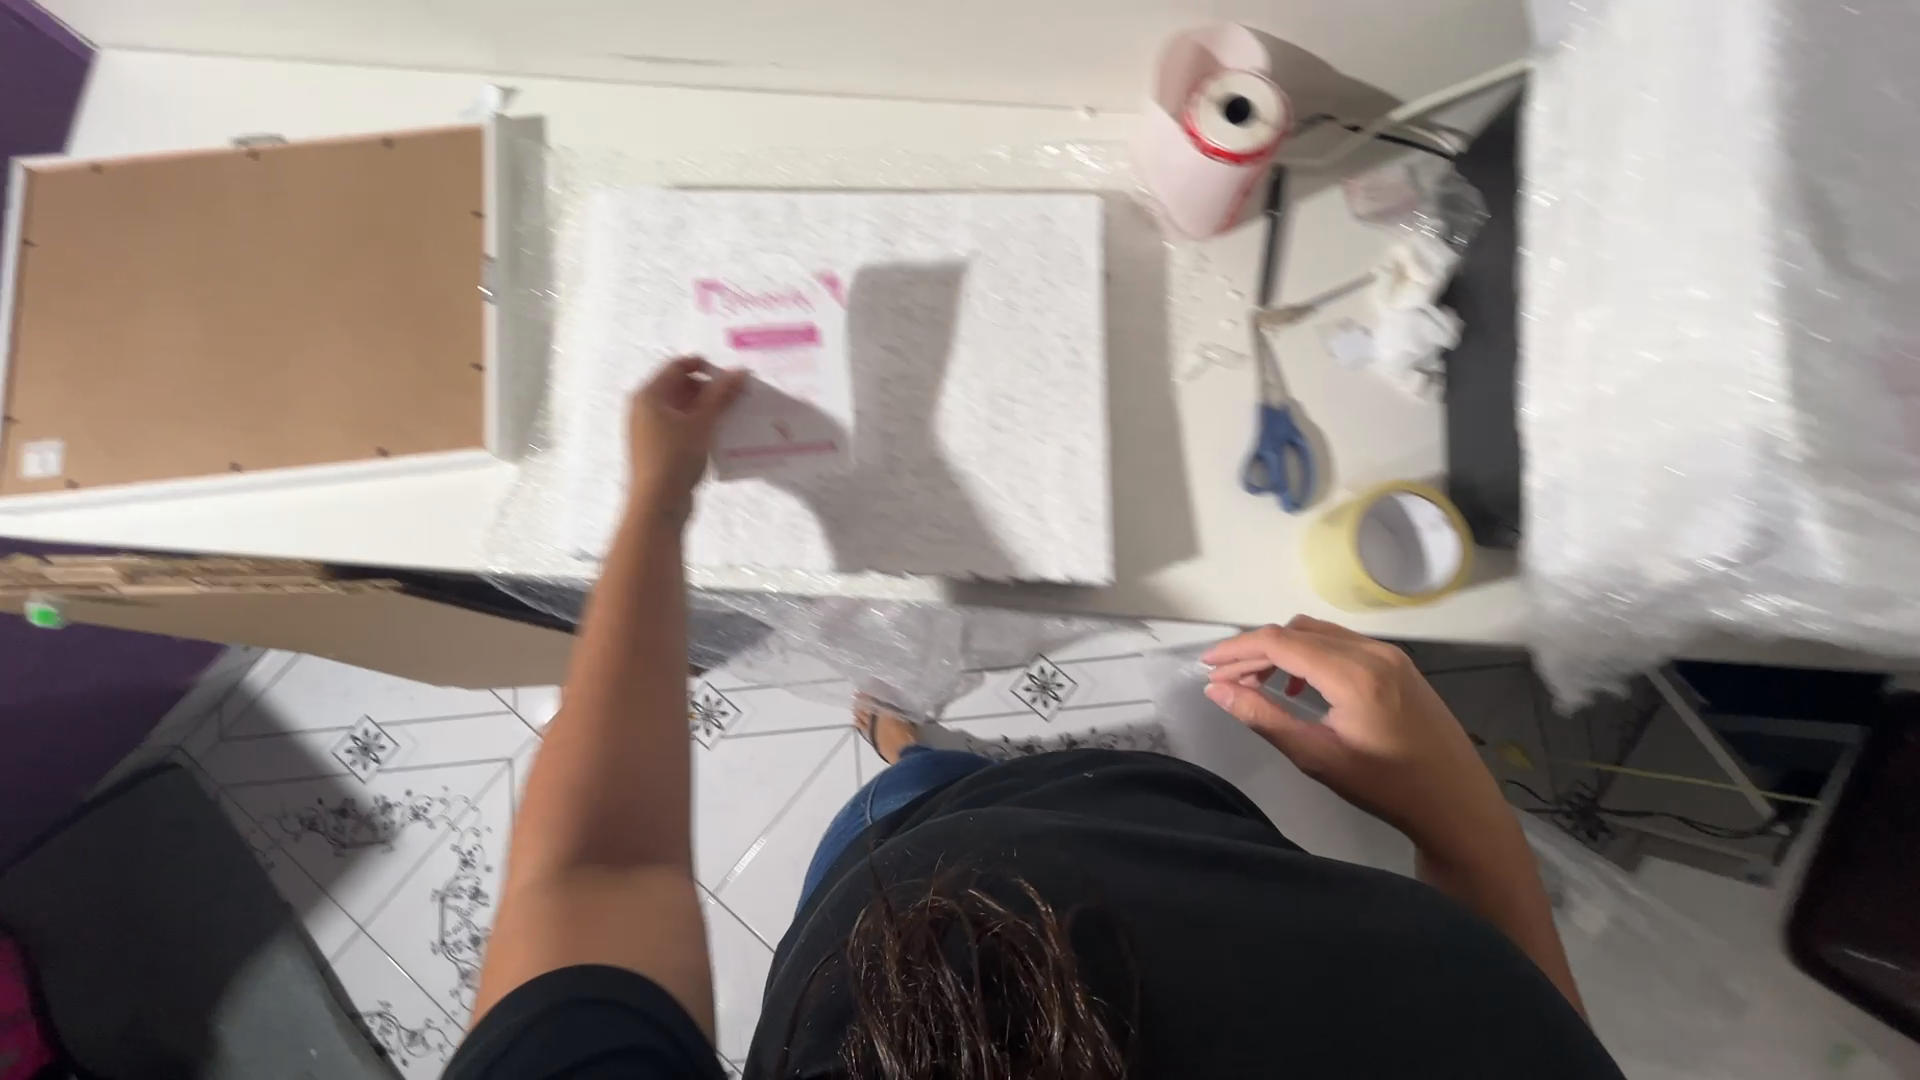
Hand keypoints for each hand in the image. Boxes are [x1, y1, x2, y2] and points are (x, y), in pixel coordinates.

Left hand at [627, 357, 746, 522]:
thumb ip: (721, 395)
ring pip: (683, 411)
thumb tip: (739, 371)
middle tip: (737, 395)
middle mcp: (645, 409)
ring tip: (734, 414)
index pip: (677, 367)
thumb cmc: (676, 456)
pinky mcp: (659, 450)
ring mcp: (650, 431)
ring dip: (708, 410)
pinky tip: (721, 435)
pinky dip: (700, 427)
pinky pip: (682, 429)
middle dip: (709, 390)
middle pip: (680, 388)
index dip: (704, 366)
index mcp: (649, 395)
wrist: (658, 504)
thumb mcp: (702, 422)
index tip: (731, 375)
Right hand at [1200, 616, 1514, 866]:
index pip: (1279, 642)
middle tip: (1227, 680)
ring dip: (1281, 649)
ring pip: (1317, 632)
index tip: (1208, 666)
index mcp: (1353, 674)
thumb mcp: (1317, 757)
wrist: (1459, 806)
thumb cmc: (1387, 788)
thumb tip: (1218, 690)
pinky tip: (1299, 683)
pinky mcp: (1399, 664)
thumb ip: (1263, 717)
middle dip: (1254, 650)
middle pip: (1295, 632)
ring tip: (1257, 680)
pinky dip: (1308, 652)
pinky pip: (1340, 642)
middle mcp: (1372, 652)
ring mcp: (1390, 655)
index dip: (1237, 650)